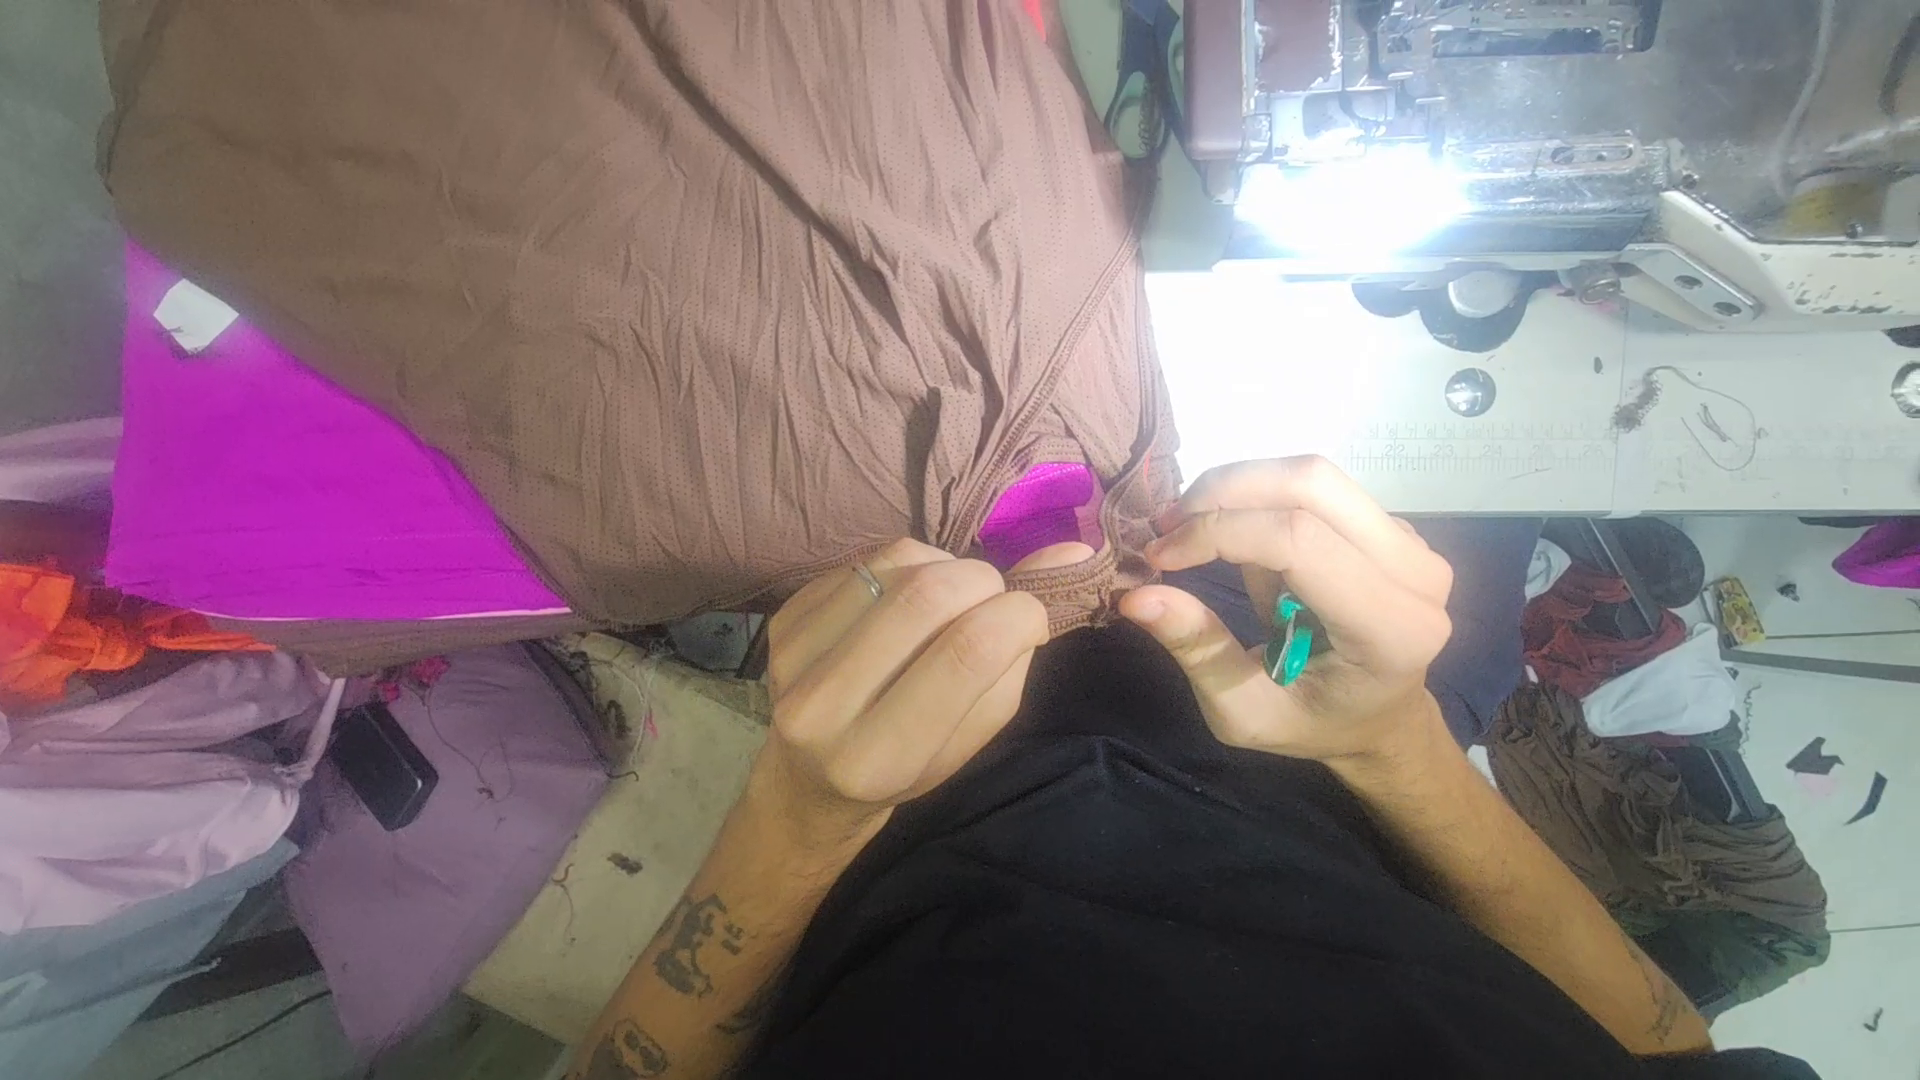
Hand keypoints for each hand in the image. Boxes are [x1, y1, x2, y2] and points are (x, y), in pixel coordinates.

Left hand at [749, 538, 1067, 846]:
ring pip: (894, 565)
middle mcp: (823, 708)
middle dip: (983, 580)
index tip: (1032, 618)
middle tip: (995, 598)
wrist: (808, 780)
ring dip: (945, 565)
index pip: (965, 654)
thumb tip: (1069, 556)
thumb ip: (1017, 657)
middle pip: (925, 597)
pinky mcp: (782, 623)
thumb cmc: (905, 768)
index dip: (1018, 615)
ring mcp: (793, 659)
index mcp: (879, 758)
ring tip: (952, 596)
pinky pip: (862, 560)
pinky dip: (905, 565)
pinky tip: (907, 598)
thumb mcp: (970, 737)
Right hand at [1119, 457, 1454, 768]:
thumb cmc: (1315, 725)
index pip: (1298, 540)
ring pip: (1310, 476)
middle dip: (1222, 492)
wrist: (1381, 721)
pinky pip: (1313, 489)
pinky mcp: (1388, 527)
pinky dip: (1255, 498)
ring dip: (1235, 489)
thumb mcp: (1244, 713)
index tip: (1157, 555)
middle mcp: (1414, 572)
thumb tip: (1136, 595)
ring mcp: (1409, 542)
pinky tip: (1229, 535)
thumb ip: (1198, 650)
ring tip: (1188, 526)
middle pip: (1310, 485)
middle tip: (1165, 524)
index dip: (1216, 533)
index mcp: (1391, 628)